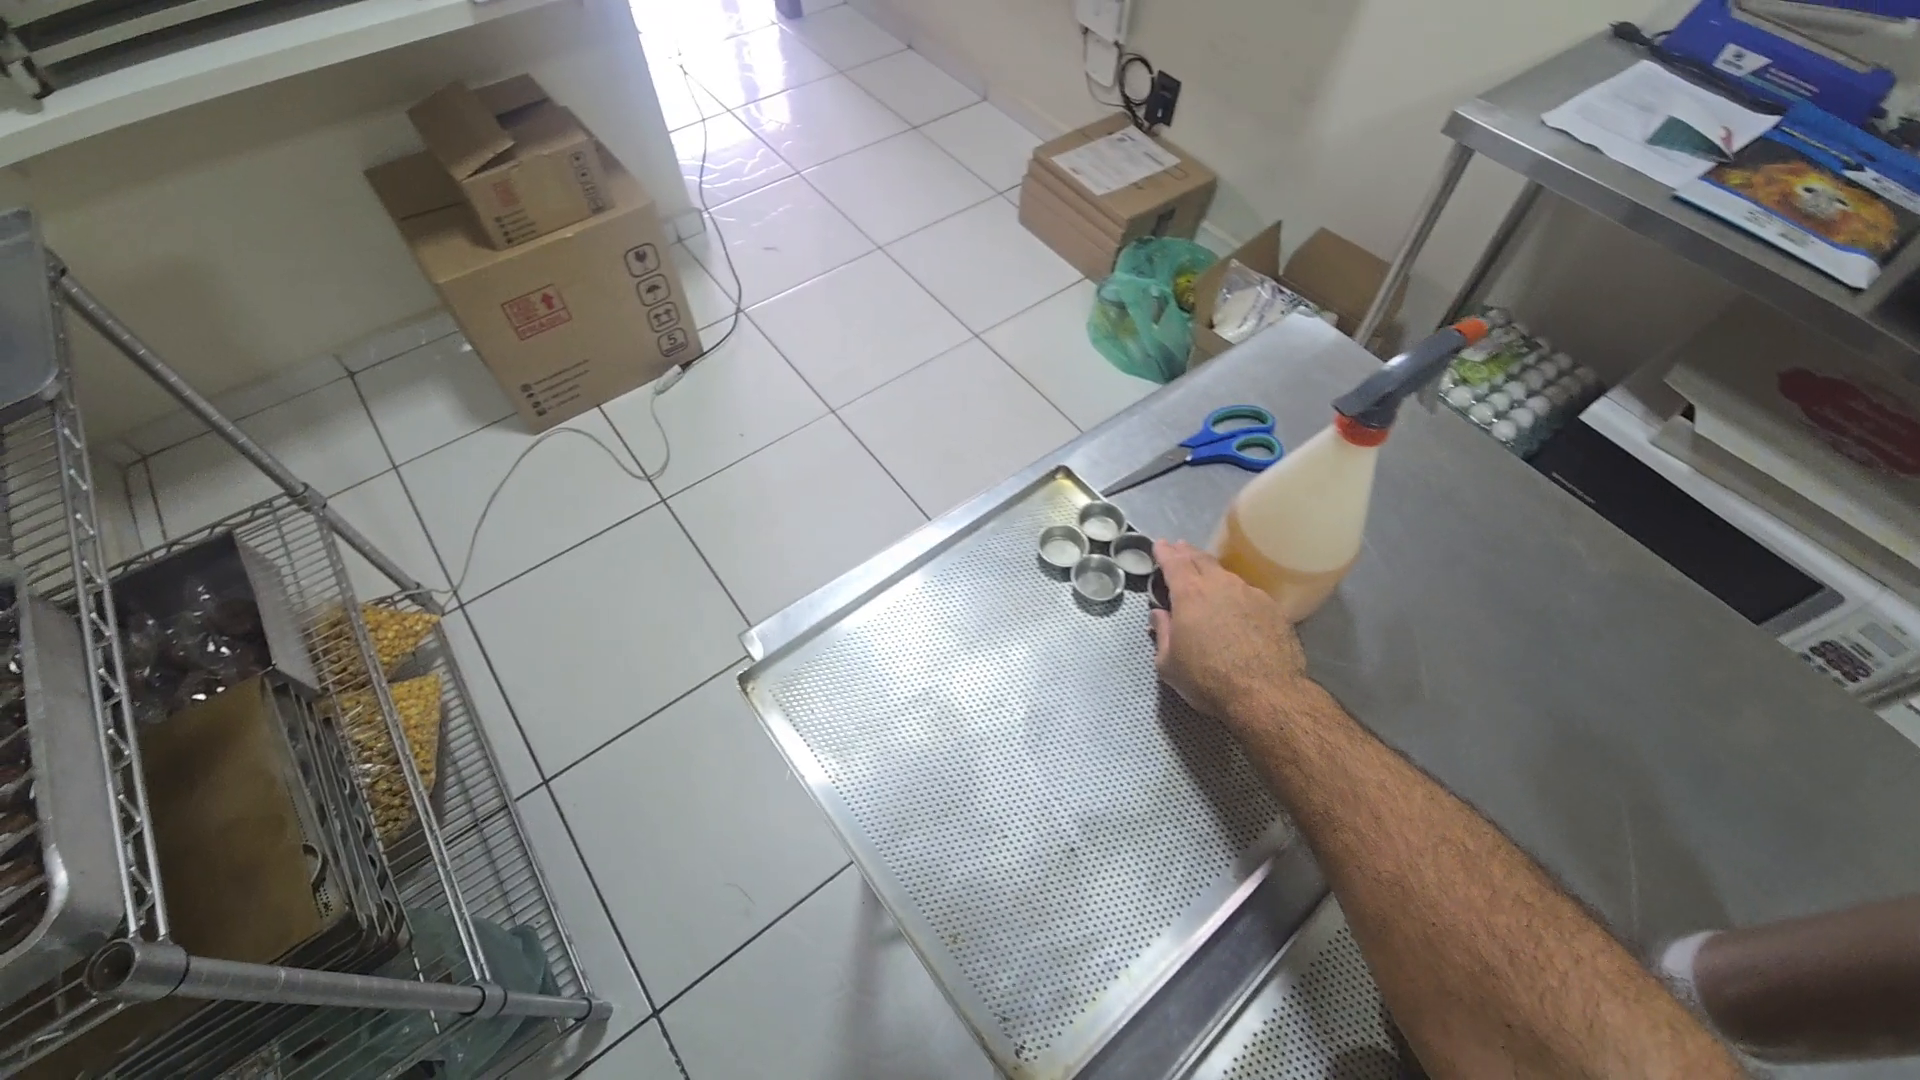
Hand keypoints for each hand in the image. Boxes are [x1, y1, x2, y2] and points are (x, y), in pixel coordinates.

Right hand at [1150, 540, 1309, 724]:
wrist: (1265, 693)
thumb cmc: (1207, 679)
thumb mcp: (1168, 664)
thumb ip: (1162, 633)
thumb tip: (1159, 615)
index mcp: (1190, 594)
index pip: (1173, 563)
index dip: (1164, 552)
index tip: (1159, 544)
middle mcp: (1220, 585)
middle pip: (1201, 560)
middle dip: (1187, 552)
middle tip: (1180, 548)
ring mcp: (1250, 594)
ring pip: (1226, 574)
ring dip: (1212, 570)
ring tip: (1206, 572)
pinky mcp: (1273, 608)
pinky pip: (1247, 592)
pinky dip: (1235, 591)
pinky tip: (1235, 602)